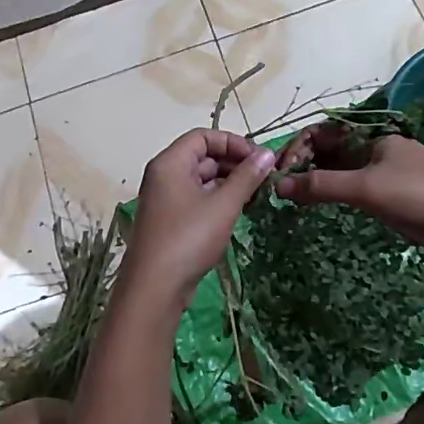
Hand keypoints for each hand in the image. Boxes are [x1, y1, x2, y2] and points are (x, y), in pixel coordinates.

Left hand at [123, 129, 275, 299]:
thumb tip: (268, 154)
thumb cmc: (188, 239)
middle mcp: (164, 176)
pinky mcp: (171, 221)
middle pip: (203, 157)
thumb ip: (247, 177)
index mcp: (169, 163)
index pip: (203, 136)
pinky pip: (197, 200)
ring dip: (230, 184)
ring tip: (258, 196)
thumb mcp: (223, 205)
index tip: (260, 158)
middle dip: (235, 164)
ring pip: (202, 180)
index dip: (233, 142)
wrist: (155, 287)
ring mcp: (166, 200)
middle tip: (265, 179)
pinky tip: (240, 212)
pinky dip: (218, 201)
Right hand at [273, 123, 423, 246]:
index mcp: (370, 137)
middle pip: (326, 150)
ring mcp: (379, 172)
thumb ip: (320, 186)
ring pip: (335, 170)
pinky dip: (328, 194)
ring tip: (292, 199)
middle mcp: (372, 150)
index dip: (297, 148)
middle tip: (281, 188)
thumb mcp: (365, 187)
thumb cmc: (418, 194)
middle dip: (301, 164)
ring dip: (313, 181)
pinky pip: (347, 187)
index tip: (280, 171)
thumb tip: (278, 186)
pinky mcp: (385, 195)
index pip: (321, 132)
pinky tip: (316, 207)